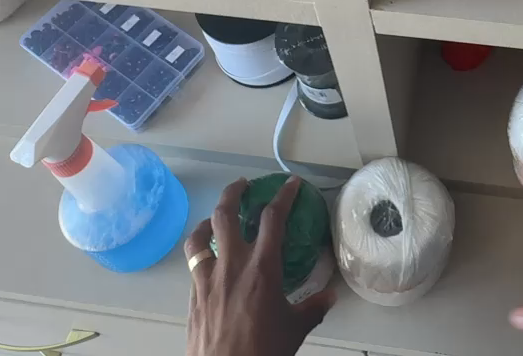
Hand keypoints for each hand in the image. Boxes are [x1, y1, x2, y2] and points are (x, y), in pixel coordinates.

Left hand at [184, 176, 335, 355]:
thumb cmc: (262, 353)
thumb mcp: (294, 330)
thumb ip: (313, 308)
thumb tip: (330, 295)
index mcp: (262, 267)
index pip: (273, 217)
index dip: (283, 195)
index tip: (290, 184)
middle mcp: (232, 265)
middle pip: (226, 214)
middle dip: (234, 192)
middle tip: (243, 185)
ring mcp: (207, 280)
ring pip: (199, 237)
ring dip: (207, 221)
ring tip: (215, 218)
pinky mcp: (192, 297)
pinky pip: (192, 265)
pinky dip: (200, 253)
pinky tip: (208, 260)